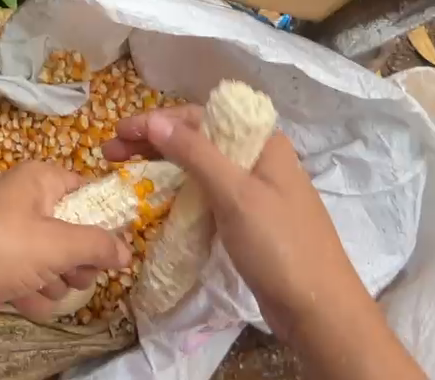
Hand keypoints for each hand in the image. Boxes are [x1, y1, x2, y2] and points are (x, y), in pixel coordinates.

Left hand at [0, 161, 131, 333]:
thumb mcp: (55, 243)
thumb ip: (96, 245)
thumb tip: (127, 249)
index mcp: (40, 180)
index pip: (87, 191)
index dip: (105, 218)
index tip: (118, 246)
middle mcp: (27, 202)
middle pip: (77, 234)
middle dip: (78, 261)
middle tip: (68, 269)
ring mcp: (13, 237)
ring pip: (58, 266)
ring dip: (53, 283)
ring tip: (33, 282)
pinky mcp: (1, 269)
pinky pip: (35, 284)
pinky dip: (31, 295)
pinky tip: (16, 296)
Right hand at [102, 106, 372, 346]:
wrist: (323, 316)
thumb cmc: (281, 248)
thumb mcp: (234, 194)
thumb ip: (194, 152)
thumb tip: (155, 119)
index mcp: (262, 143)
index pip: (198, 117)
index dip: (155, 120)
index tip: (119, 131)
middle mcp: (258, 158)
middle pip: (195, 137)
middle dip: (151, 140)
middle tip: (111, 150)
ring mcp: (254, 188)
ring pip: (197, 163)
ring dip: (160, 162)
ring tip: (124, 167)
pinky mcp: (248, 216)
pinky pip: (205, 189)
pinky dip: (177, 185)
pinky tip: (156, 192)